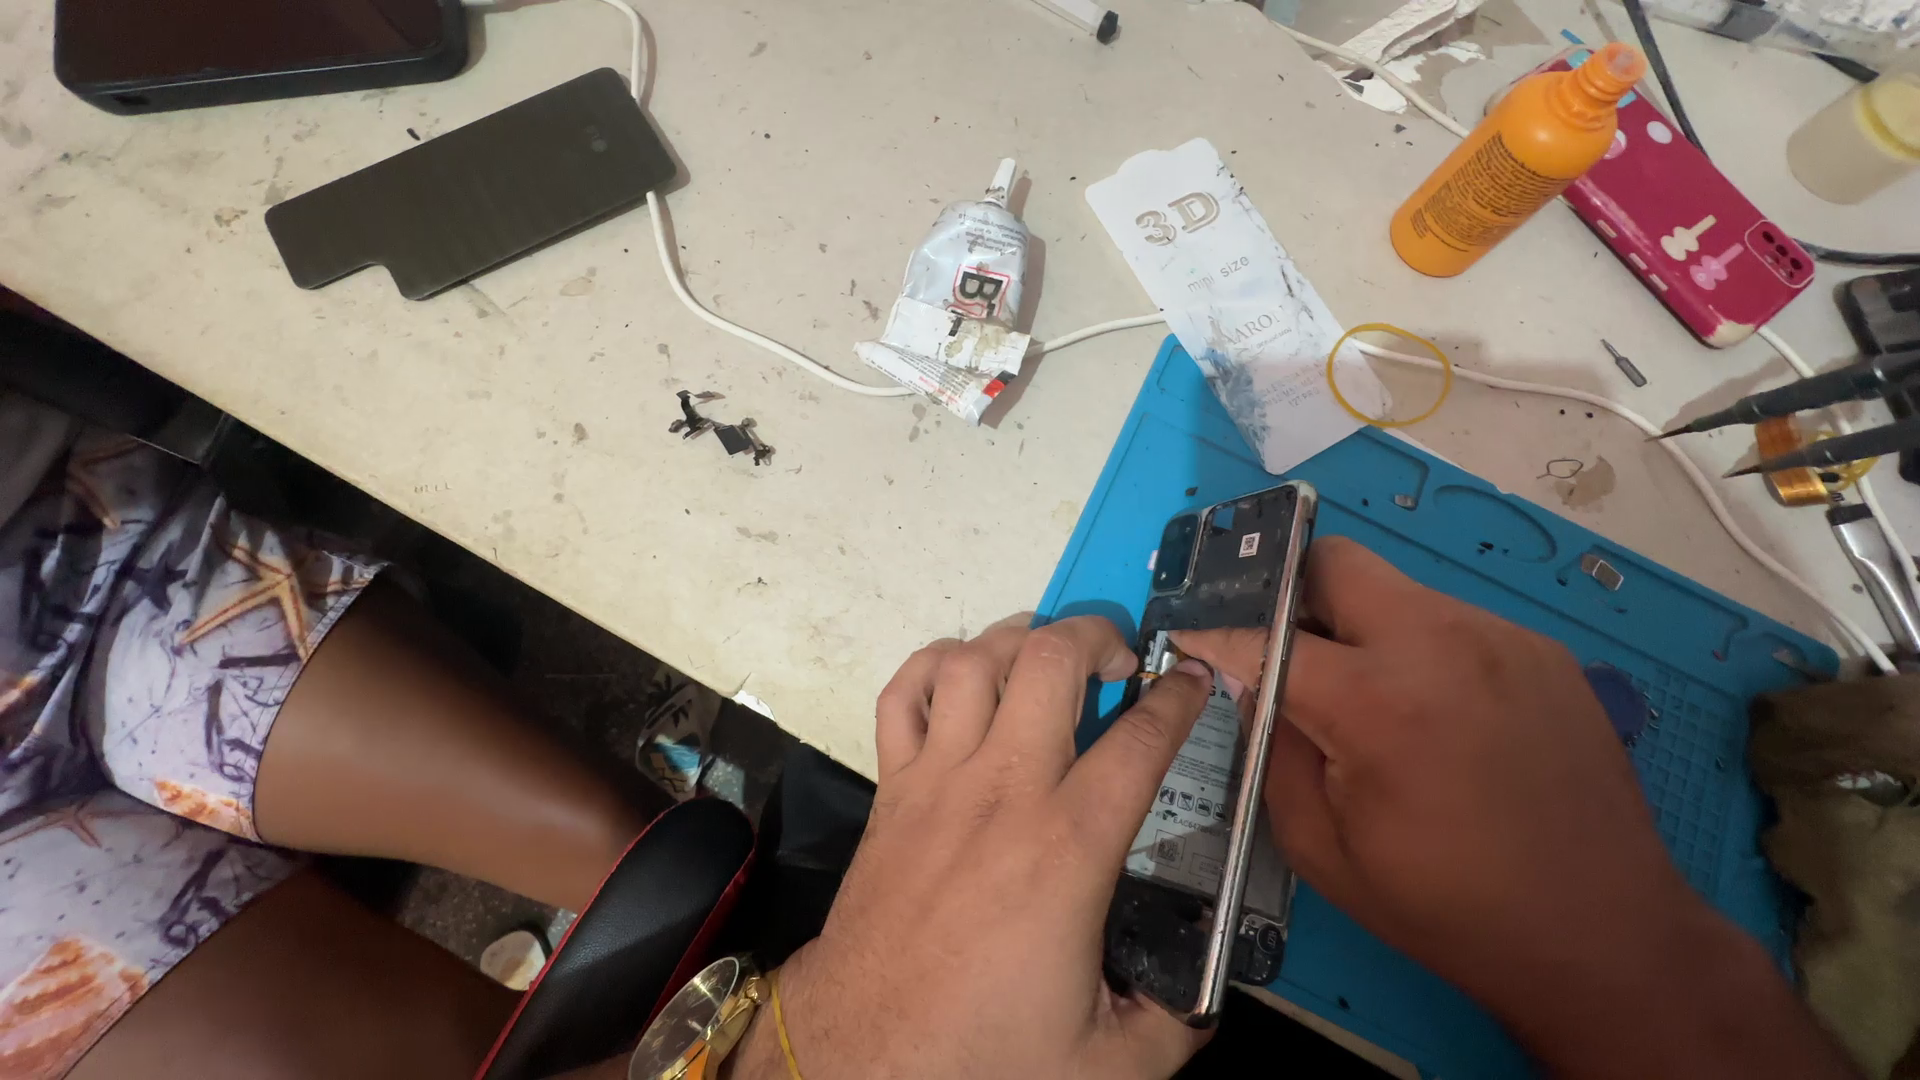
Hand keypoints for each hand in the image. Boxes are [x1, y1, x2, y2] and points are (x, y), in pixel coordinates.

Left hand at [728, 616, 1212, 1079]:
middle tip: (1116, 660)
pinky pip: (902, 695)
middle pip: (1049, 663)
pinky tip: (962, 675)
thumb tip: (1202, 994)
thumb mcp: (1111, 1065)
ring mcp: (938, 778)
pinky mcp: (891, 787)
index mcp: (1069, 845)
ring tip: (1043, 656)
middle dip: (1093, 637)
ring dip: (1016, 639)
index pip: (1140, 741)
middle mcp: (1003, 788)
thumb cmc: (984, 1054)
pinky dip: (933, 665)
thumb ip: (1175, 1022)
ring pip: (974, 662)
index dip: (1179, 698)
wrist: (863, 1058)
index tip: (1193, 678)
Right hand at [1175, 536, 1855, 1078]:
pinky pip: (1445, 620)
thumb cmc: (1443, 903)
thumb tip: (1254, 682)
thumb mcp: (1319, 843)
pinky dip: (1412, 647)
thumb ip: (1272, 745)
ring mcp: (1499, 639)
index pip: (1267, 637)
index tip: (1187, 634)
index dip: (1215, 634)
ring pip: (1391, 589)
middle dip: (1292, 593)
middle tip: (1285, 648)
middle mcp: (1440, 645)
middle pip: (1335, 561)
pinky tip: (1428, 709)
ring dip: (1355, 625)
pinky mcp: (1540, 650)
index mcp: (1377, 702)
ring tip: (1364, 691)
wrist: (1605, 938)